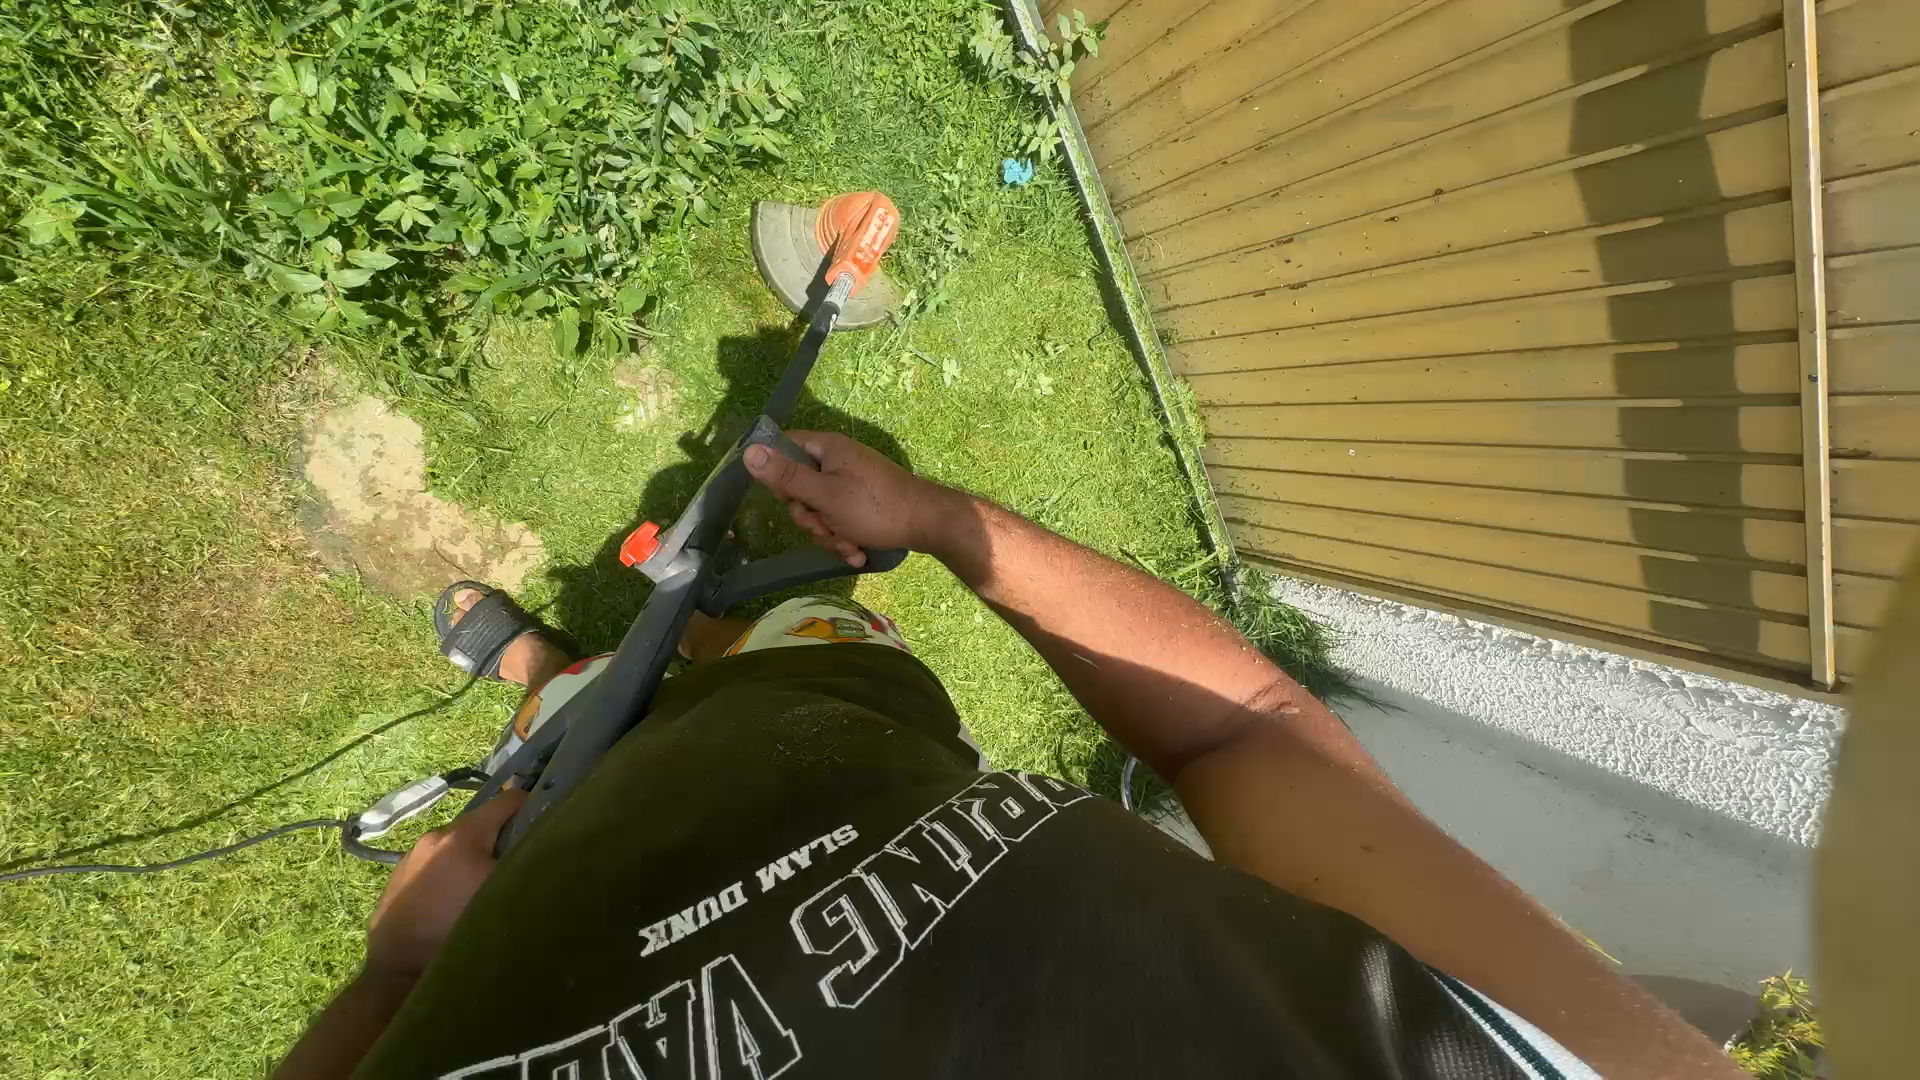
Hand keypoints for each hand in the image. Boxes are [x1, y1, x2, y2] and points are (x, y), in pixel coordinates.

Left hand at [365, 787, 525, 981]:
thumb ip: (523, 860)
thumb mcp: (501, 891)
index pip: (509, 799)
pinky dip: (449, 870)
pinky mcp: (396, 876)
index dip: (532, 808)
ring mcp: (411, 855)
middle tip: (512, 865)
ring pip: (457, 842)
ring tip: (479, 885)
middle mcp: (434, 835)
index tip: (543, 829)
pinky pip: (435, 861)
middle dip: (500, 837)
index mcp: (462, 833)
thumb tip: (545, 842)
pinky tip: (451, 899)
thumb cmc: (455, 928)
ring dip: (473, 855)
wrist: (396, 974)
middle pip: (482, 821)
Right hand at [743, 431, 961, 566]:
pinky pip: (840, 520)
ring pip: (820, 510)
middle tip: (826, 527)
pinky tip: (858, 552)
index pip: (784, 447)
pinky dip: (846, 538)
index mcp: (827, 448)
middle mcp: (838, 461)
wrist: (928, 525)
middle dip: (811, 517)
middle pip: (800, 488)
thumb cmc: (874, 507)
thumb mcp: (825, 495)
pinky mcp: (862, 504)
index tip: (790, 498)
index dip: (778, 475)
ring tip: (849, 544)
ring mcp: (851, 483)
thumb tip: (748, 451)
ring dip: (830, 533)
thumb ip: (786, 477)